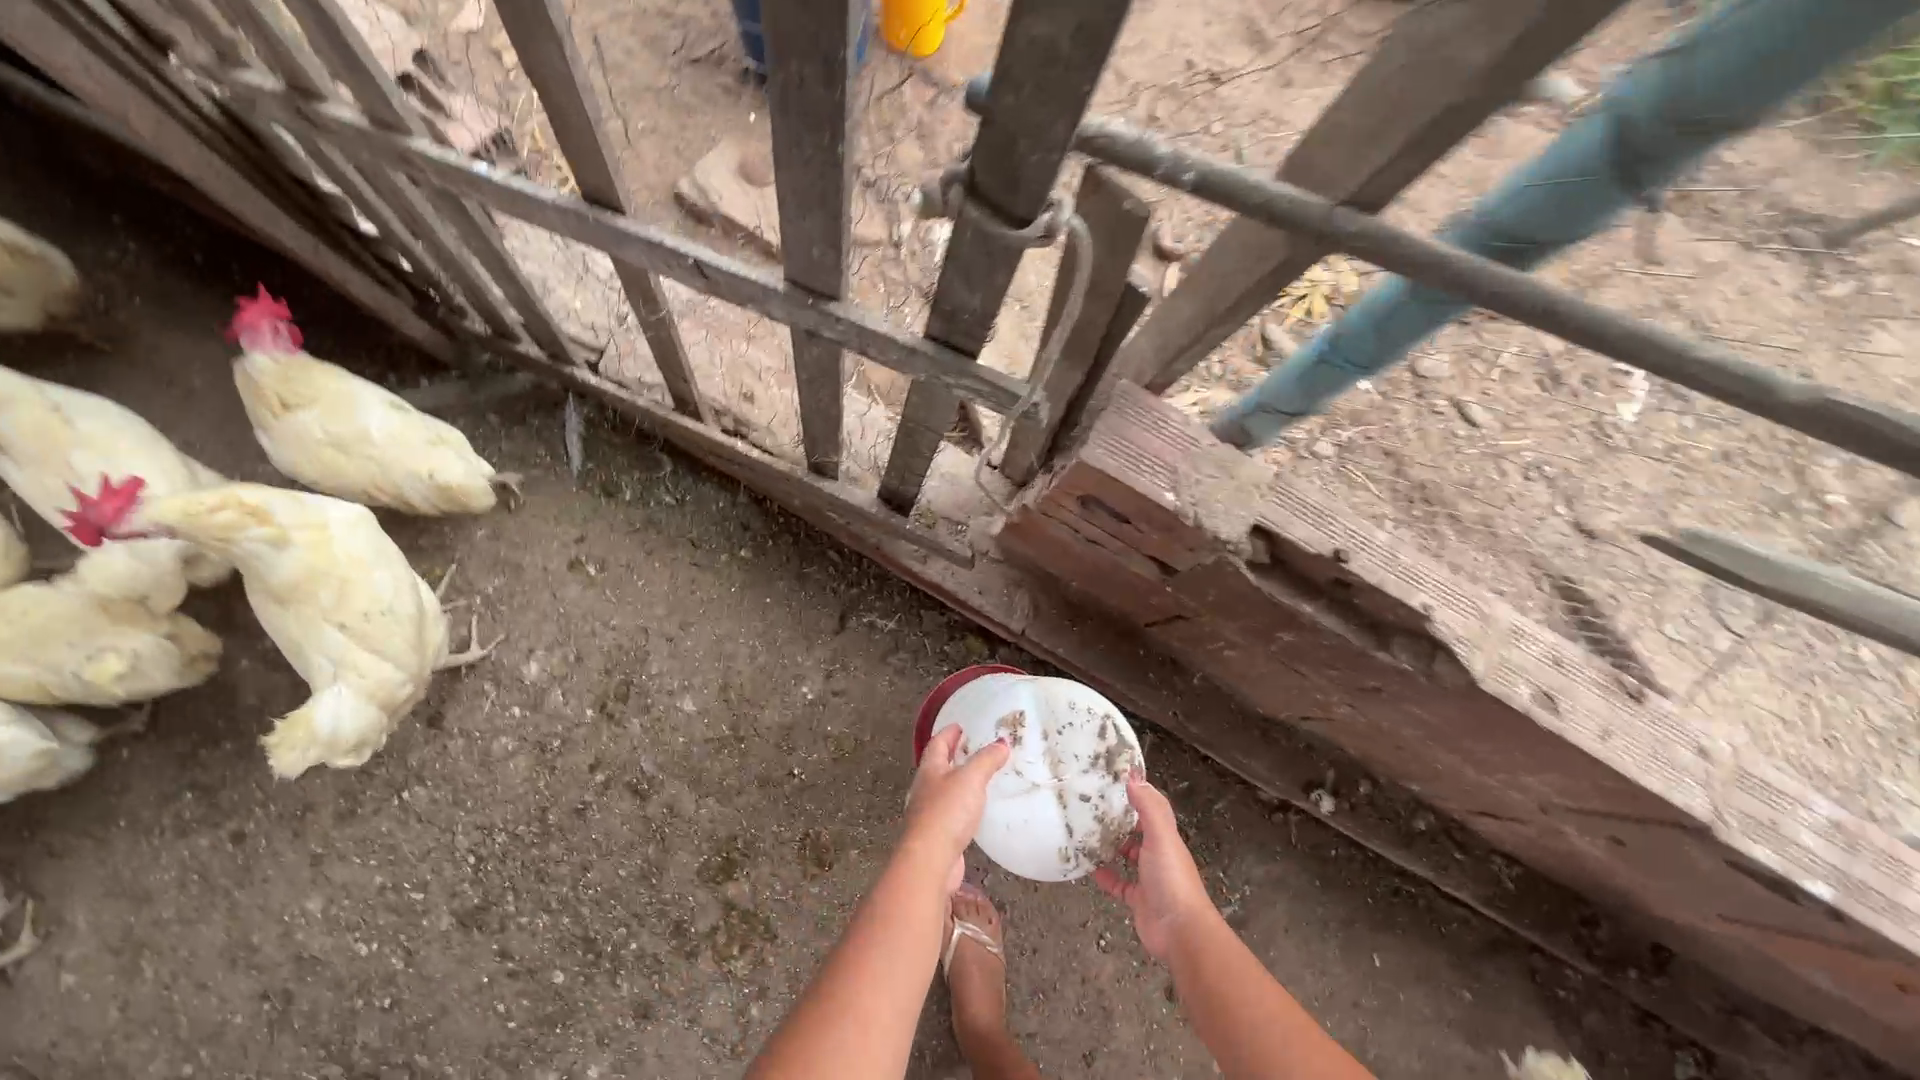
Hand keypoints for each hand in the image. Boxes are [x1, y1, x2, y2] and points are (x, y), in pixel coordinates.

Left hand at [902, 726, 1009, 869]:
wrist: (930, 860)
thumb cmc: (947, 812)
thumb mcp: (970, 779)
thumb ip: (986, 760)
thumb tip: (1001, 743)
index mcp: (930, 770)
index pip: (937, 744)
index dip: (948, 734)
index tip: (959, 726)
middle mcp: (925, 789)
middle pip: (937, 767)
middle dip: (952, 756)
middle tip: (970, 749)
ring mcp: (929, 813)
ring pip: (943, 790)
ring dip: (957, 781)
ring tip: (976, 777)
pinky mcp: (937, 835)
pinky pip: (951, 813)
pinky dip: (962, 805)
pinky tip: (973, 810)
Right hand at [1094, 773, 1213, 959]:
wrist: (1180, 931)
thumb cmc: (1171, 879)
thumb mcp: (1161, 837)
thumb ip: (1149, 807)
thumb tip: (1133, 775)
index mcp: (1166, 838)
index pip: (1152, 810)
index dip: (1137, 795)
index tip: (1113, 782)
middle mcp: (1159, 856)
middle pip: (1138, 833)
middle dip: (1119, 821)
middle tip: (1091, 808)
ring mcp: (1149, 879)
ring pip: (1127, 858)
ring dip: (1111, 847)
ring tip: (1085, 834)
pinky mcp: (1138, 900)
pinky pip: (1118, 884)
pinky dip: (1105, 876)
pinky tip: (1088, 868)